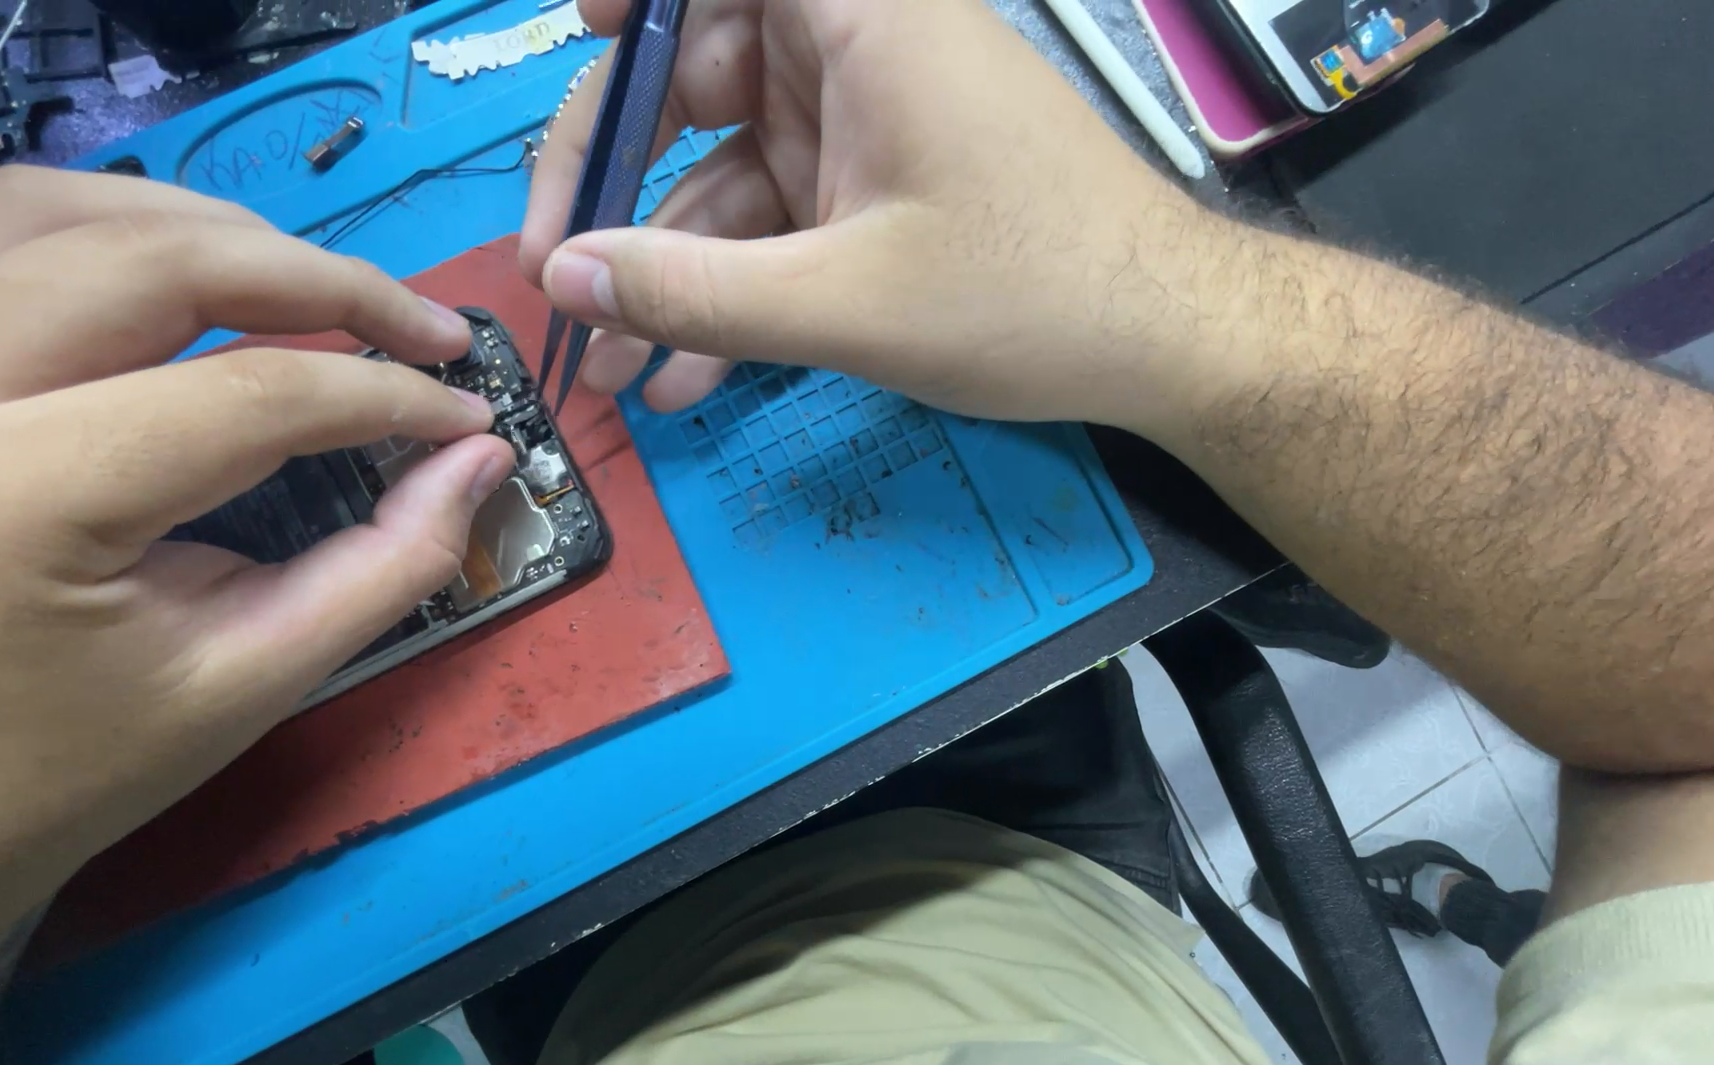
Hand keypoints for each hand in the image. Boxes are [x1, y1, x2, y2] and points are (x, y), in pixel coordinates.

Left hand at [0, 168, 514, 956]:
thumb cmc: (58, 772)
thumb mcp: (257, 677)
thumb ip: (394, 560)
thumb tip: (482, 457)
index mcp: (0, 500)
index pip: (253, 394)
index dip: (391, 395)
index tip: (470, 413)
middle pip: (151, 258)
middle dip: (328, 280)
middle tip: (427, 329)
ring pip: (47, 204)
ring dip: (220, 236)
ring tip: (326, 292)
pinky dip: (94, 224)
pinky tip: (177, 269)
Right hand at [521, 0, 1230, 430]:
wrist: (1154, 347)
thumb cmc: (1025, 298)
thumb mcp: (850, 303)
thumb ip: (701, 292)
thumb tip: (567, 279)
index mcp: (860, 17)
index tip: (580, 32)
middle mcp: (853, 58)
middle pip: (694, 89)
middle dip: (617, 198)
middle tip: (559, 285)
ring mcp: (861, 143)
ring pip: (729, 192)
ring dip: (669, 284)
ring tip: (611, 370)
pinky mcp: (873, 212)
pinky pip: (777, 244)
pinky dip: (733, 307)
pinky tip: (684, 380)